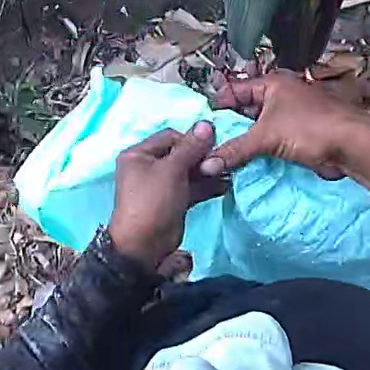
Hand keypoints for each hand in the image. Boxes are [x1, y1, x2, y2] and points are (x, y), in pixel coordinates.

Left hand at [108, 121, 226, 274]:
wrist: (144, 245)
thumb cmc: (153, 201)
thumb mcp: (171, 170)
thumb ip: (190, 148)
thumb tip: (207, 124)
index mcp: (138, 154)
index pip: (170, 137)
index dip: (191, 139)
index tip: (213, 145)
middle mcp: (148, 167)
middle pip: (180, 154)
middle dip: (202, 156)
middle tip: (222, 159)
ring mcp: (161, 185)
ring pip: (188, 172)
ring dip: (208, 171)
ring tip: (230, 170)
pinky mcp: (173, 201)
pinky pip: (191, 188)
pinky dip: (206, 186)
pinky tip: (226, 184)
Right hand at [199, 71, 369, 203]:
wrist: (353, 147)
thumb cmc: (310, 128)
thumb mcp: (266, 137)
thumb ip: (234, 150)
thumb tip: (205, 165)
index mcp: (272, 84)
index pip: (234, 91)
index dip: (216, 106)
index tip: (198, 125)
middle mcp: (279, 97)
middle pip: (244, 111)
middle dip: (227, 128)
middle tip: (204, 144)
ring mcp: (288, 117)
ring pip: (255, 129)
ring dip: (241, 143)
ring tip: (216, 156)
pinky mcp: (296, 137)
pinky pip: (268, 143)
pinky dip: (256, 152)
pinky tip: (239, 164)